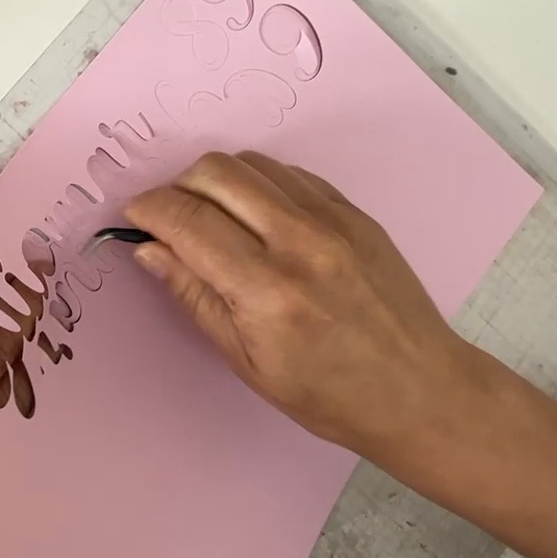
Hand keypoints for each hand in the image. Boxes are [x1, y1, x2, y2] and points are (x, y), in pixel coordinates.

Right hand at [124, 151, 477, 459]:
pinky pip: (288, 172)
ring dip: (215, 181)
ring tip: (213, 216)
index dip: (148, 209)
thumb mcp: (245, 360)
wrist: (423, 391)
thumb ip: (193, 294)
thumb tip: (148, 248)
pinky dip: (257, 184)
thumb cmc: (328, 394)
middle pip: (214, 173)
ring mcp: (332, 220)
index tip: (133, 216)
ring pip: (249, 163)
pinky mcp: (353, 211)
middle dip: (176, 186)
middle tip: (171, 217)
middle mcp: (299, 242)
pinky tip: (256, 216)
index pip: (187, 221)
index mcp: (267, 291)